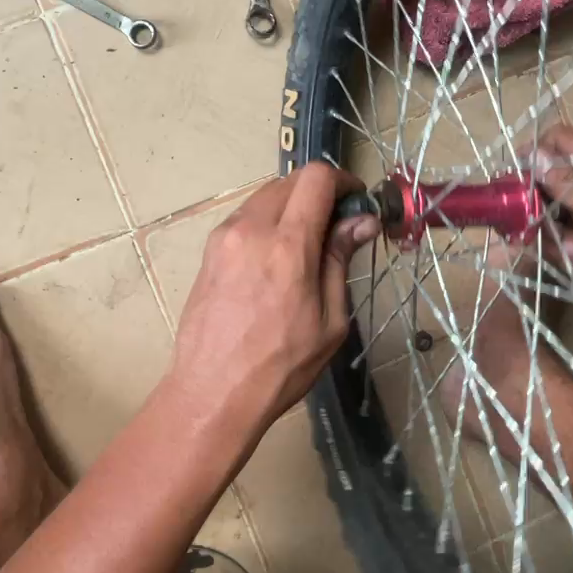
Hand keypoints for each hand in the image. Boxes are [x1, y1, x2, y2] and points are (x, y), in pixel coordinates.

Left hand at [168, 163, 378, 430]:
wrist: (212, 393)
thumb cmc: (280, 366)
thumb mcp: (329, 321)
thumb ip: (340, 260)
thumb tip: (362, 221)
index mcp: (287, 245)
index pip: (316, 178)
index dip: (342, 181)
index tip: (356, 201)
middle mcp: (251, 228)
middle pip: (290, 180)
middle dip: (318, 191)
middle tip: (336, 224)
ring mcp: (225, 236)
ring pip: (265, 194)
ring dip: (292, 204)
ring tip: (307, 242)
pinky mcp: (209, 249)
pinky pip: (245, 216)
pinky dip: (268, 219)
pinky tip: (276, 255)